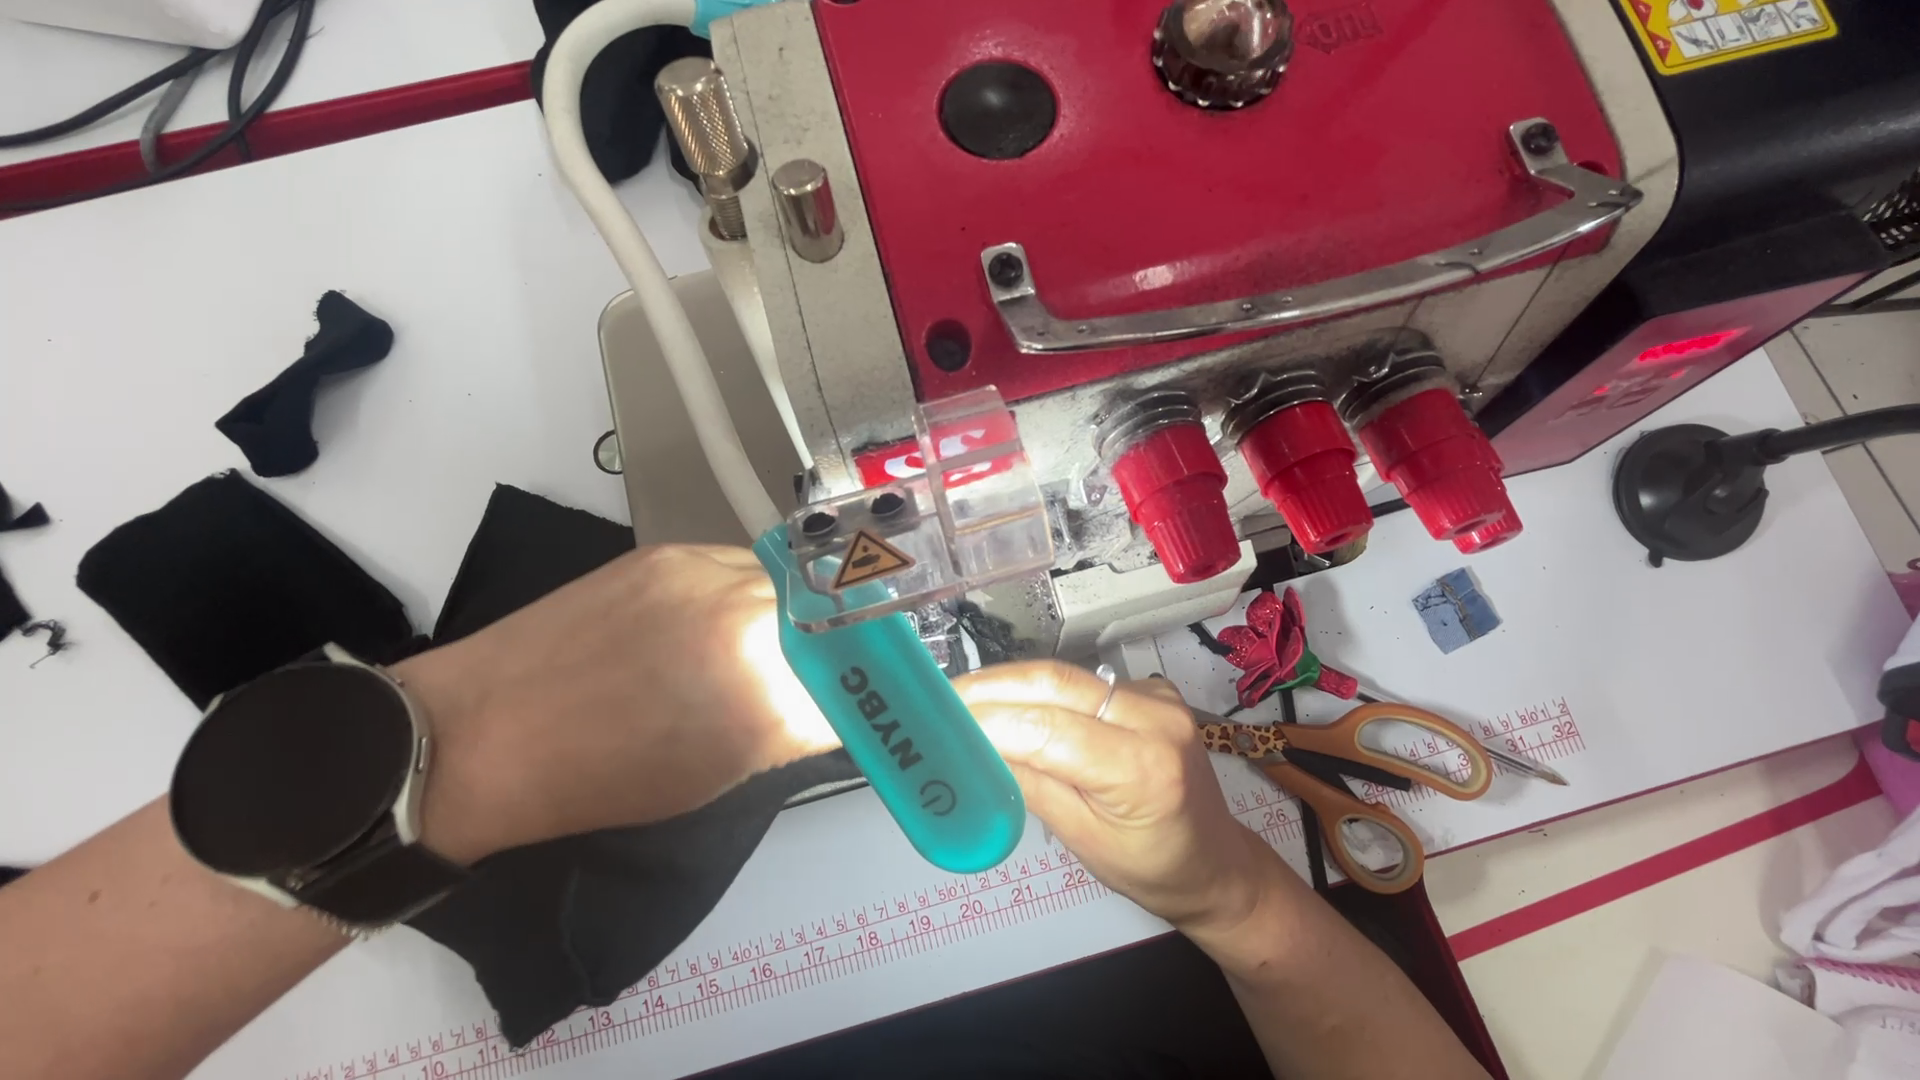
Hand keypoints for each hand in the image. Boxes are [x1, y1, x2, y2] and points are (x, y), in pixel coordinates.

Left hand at [394, 544, 839, 862]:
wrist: (480, 733)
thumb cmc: (600, 779)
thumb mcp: (717, 773)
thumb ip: (788, 728)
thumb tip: (837, 704)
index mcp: (763, 698)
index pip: (858, 687)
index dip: (878, 692)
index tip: (883, 695)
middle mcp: (749, 621)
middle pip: (835, 622)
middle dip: (839, 648)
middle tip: (827, 672)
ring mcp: (706, 574)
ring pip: (789, 587)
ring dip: (794, 616)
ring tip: (765, 644)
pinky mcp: (668, 551)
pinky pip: (739, 566)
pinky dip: (746, 593)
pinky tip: (718, 617)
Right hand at [955, 661, 1278, 933]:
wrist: (1217, 861)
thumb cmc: (1152, 868)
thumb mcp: (1084, 841)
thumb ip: (1031, 785)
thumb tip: (974, 748)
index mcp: (1143, 767)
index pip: (1049, 729)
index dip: (989, 721)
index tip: (940, 720)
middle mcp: (1154, 717)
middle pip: (1055, 682)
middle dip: (990, 686)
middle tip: (940, 697)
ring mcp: (1155, 696)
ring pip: (1064, 675)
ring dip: (1010, 683)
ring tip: (963, 699)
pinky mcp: (1149, 690)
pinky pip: (1081, 682)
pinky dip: (1038, 689)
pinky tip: (1008, 702)